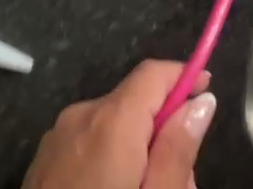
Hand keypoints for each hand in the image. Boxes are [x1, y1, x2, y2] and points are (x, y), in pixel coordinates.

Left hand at [22, 61, 216, 188]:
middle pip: (136, 105)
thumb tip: (201, 102)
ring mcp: (57, 139)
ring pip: (114, 128)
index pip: (152, 74)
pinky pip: (90, 144)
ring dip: (140, 153)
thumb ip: (177, 152)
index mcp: (110, 122)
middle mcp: (81, 117)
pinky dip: (112, 161)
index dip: (184, 77)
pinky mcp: (44, 161)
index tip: (208, 92)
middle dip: (165, 134)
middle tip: (183, 188)